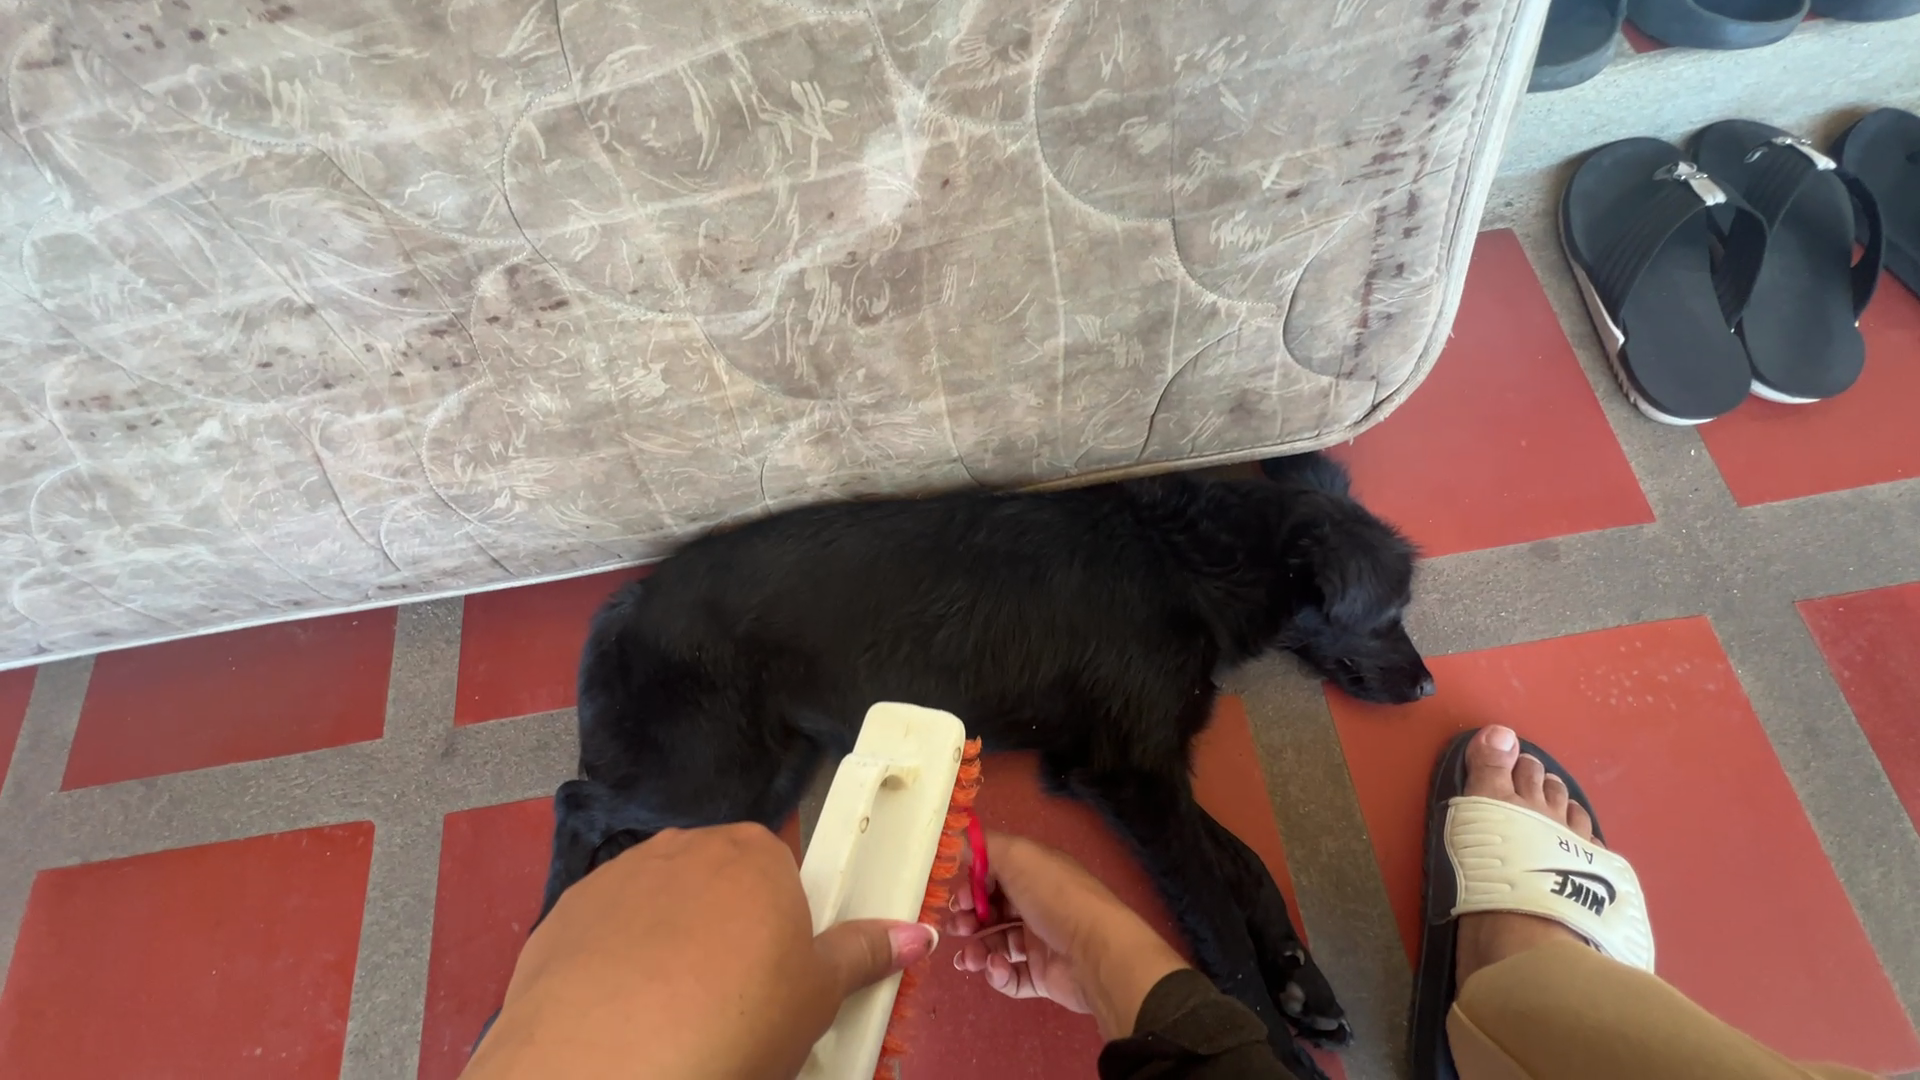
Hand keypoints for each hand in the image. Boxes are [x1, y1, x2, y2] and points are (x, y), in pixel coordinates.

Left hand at [462, 823, 936, 1078]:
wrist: (601, 1070)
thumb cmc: (734, 1021)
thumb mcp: (817, 997)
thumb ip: (865, 954)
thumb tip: (919, 934)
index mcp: (755, 852)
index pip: (780, 872)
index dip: (781, 925)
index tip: (775, 975)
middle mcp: (689, 844)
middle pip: (719, 882)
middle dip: (727, 930)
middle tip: (729, 1001)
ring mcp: (622, 874)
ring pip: (660, 904)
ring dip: (669, 942)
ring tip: (667, 1016)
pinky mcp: (565, 912)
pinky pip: (605, 931)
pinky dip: (613, 962)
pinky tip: (616, 1015)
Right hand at [945, 831, 1188, 1038]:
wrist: (1096, 952)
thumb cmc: (1053, 895)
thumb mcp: (1016, 855)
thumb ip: (984, 846)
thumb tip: (959, 840)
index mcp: (1034, 871)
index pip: (995, 873)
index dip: (973, 883)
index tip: (959, 896)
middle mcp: (1037, 902)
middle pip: (993, 909)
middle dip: (969, 918)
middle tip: (957, 927)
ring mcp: (1041, 940)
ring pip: (998, 943)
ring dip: (977, 948)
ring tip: (971, 958)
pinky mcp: (1044, 975)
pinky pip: (1012, 975)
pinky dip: (999, 973)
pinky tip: (997, 968)